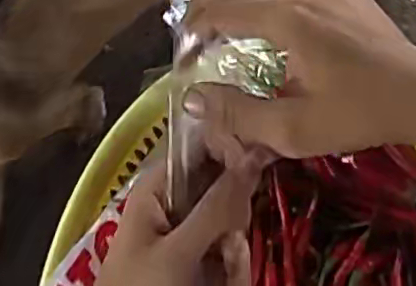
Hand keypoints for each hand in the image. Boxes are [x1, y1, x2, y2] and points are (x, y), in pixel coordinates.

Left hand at [98, 153, 260, 285]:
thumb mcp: (176, 253)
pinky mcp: (198, 260)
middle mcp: (175, 200)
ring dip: (234, 250)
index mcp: (159, 184)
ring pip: (231, 221)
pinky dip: (232, 267)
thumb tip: (254, 153)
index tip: (256, 168)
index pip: (203, 144)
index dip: (232, 150)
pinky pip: (228, 250)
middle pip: (224, 184)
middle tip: (230, 246)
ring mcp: (188, 232)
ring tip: (225, 273)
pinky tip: (226, 280)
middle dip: (234, 217)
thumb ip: (216, 206)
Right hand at [185, 0, 415, 159]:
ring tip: (238, 13)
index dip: (194, 29)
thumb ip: (238, 112)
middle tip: (200, 30)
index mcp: (283, 19)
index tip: (184, 52)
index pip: (222, 10)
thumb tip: (193, 94)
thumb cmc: (357, 111)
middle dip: (210, 0)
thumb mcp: (294, 128)